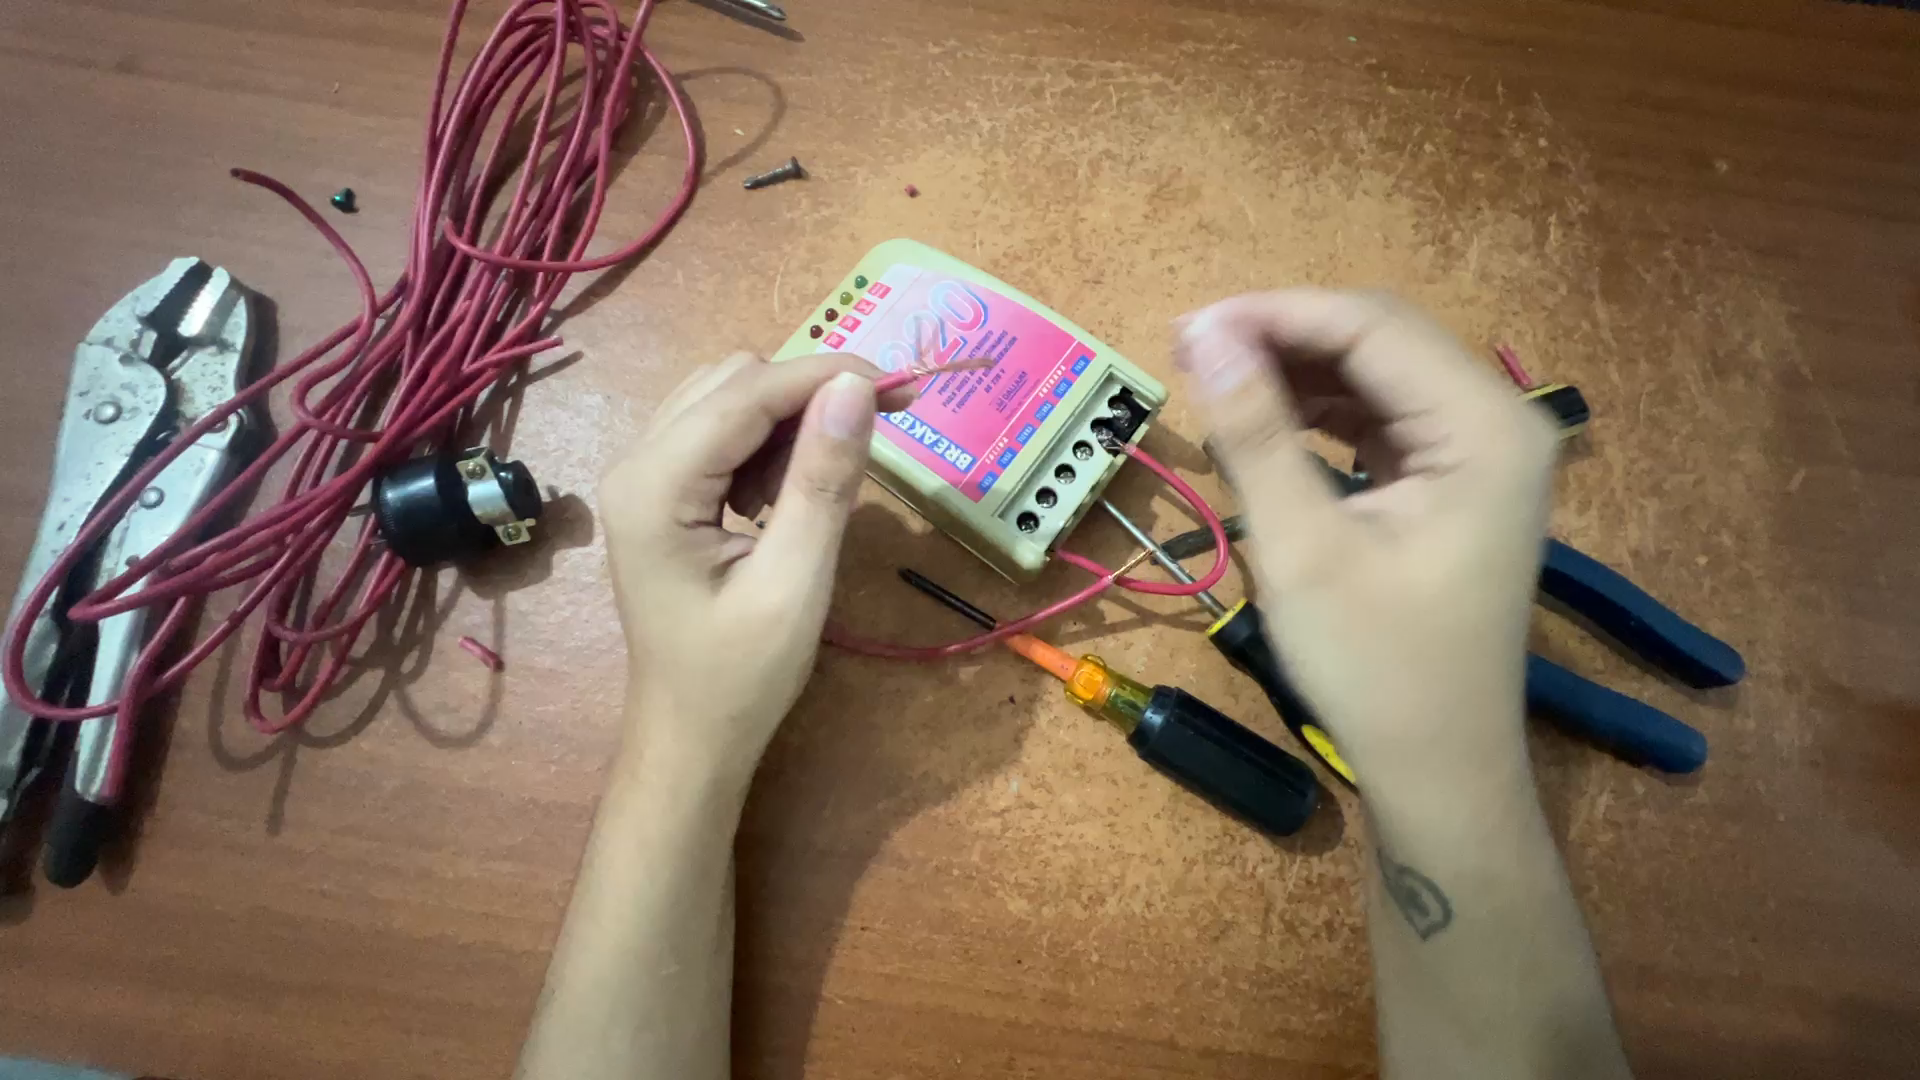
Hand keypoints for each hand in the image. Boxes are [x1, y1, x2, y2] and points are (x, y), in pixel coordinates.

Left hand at [599, 352, 901, 788]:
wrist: (692, 737)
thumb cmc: (743, 676)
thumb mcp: (797, 582)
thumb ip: (824, 481)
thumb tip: (856, 386)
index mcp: (656, 486)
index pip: (749, 392)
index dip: (827, 375)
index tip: (902, 387)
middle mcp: (637, 463)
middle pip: (733, 383)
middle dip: (810, 395)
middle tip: (874, 434)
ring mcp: (644, 476)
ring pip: (728, 400)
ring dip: (789, 423)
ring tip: (820, 489)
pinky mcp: (662, 493)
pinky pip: (721, 434)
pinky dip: (768, 447)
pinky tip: (782, 500)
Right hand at [1174, 290, 1558, 786]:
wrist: (1432, 761)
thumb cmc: (1373, 663)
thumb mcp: (1302, 546)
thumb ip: (1255, 434)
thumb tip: (1204, 337)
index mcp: (1484, 427)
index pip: (1369, 327)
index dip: (1272, 316)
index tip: (1186, 330)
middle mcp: (1494, 422)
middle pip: (1375, 342)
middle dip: (1278, 338)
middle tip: (1188, 353)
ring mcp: (1472, 454)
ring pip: (1370, 377)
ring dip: (1289, 373)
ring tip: (1212, 386)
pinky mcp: (1443, 483)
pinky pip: (1372, 421)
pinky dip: (1311, 416)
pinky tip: (1261, 428)